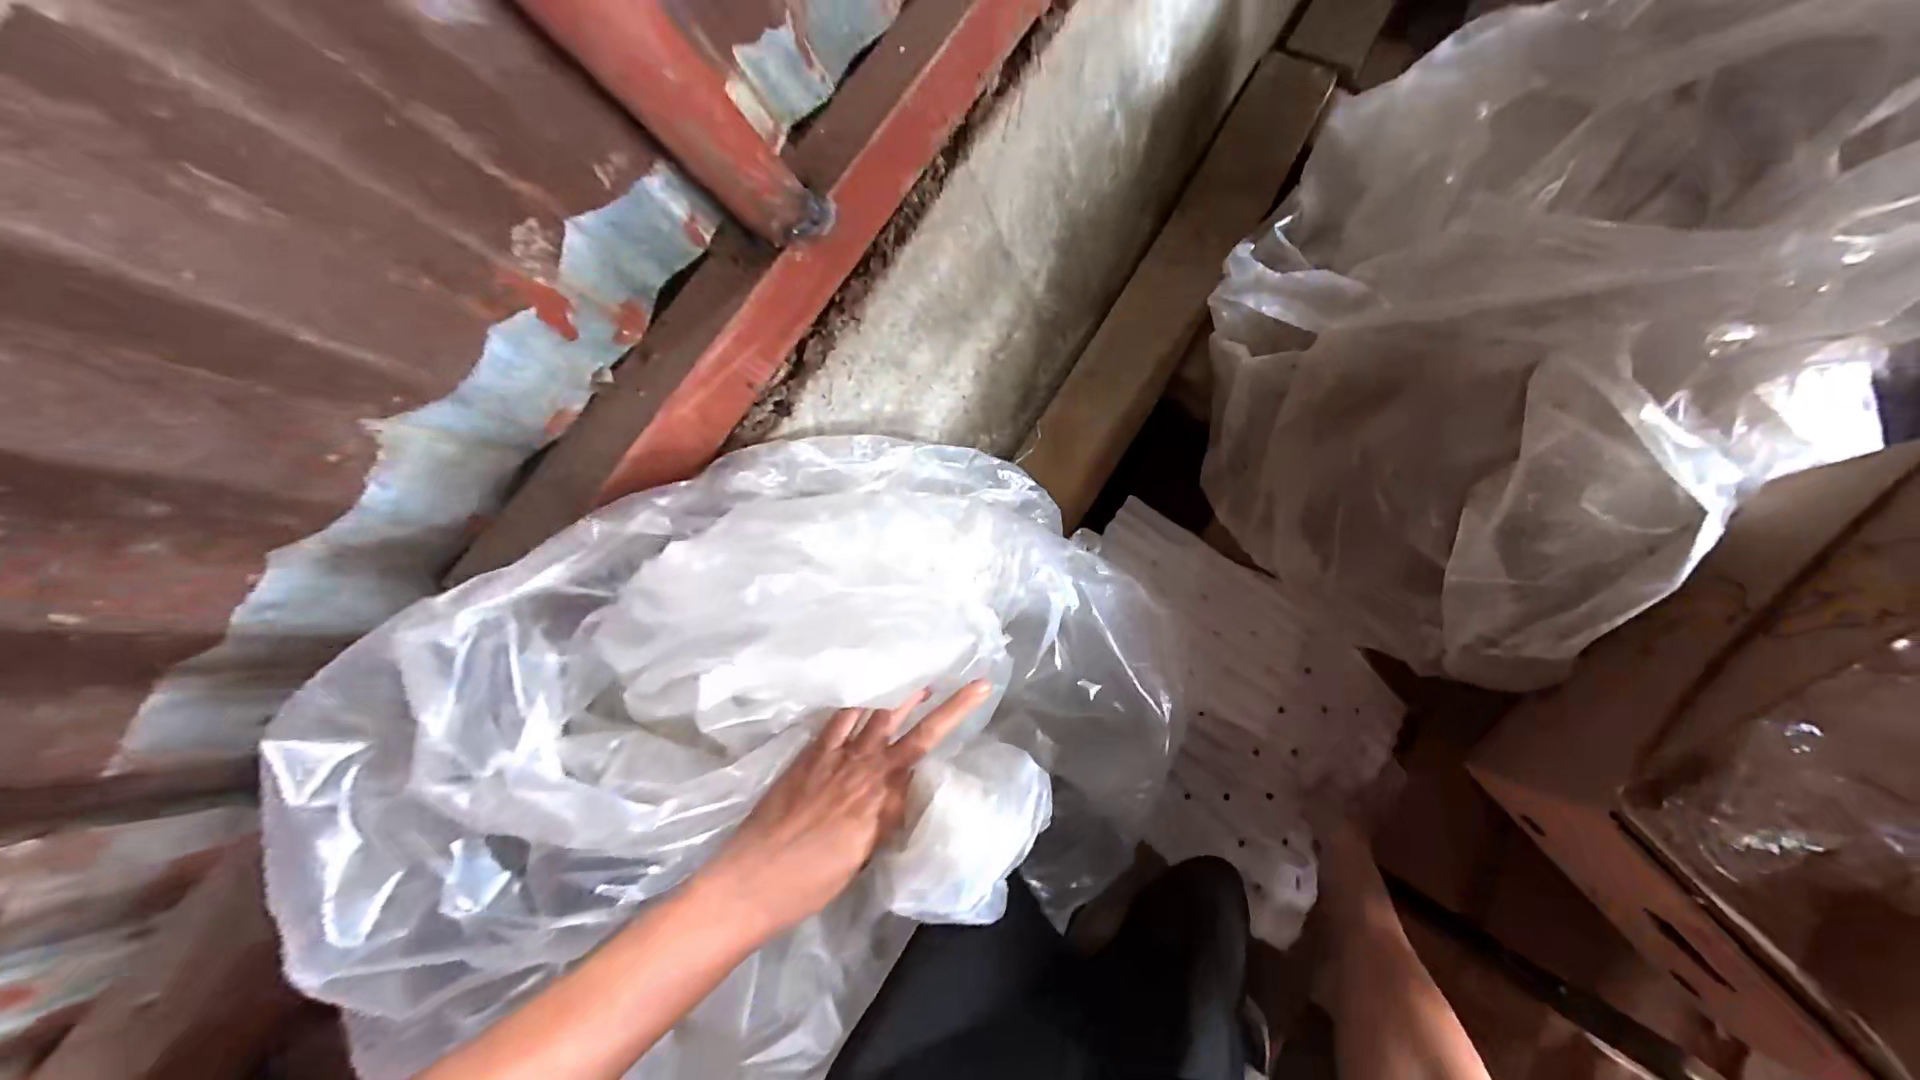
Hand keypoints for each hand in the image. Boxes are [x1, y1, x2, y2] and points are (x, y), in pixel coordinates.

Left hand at [693, 681, 994, 939]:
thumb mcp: (861, 856)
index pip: (925, 748)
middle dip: (939, 701)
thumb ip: (886, 818)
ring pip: (872, 715)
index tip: (978, 691)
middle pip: (906, 725)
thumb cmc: (810, 882)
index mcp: (879, 797)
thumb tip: (907, 790)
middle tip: (960, 680)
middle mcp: (861, 768)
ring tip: (916, 682)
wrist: (749, 882)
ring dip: (897, 696)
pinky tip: (861, 699)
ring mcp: (831, 757)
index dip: (954, 716)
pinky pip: (836, 720)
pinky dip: (854, 704)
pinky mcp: (807, 755)